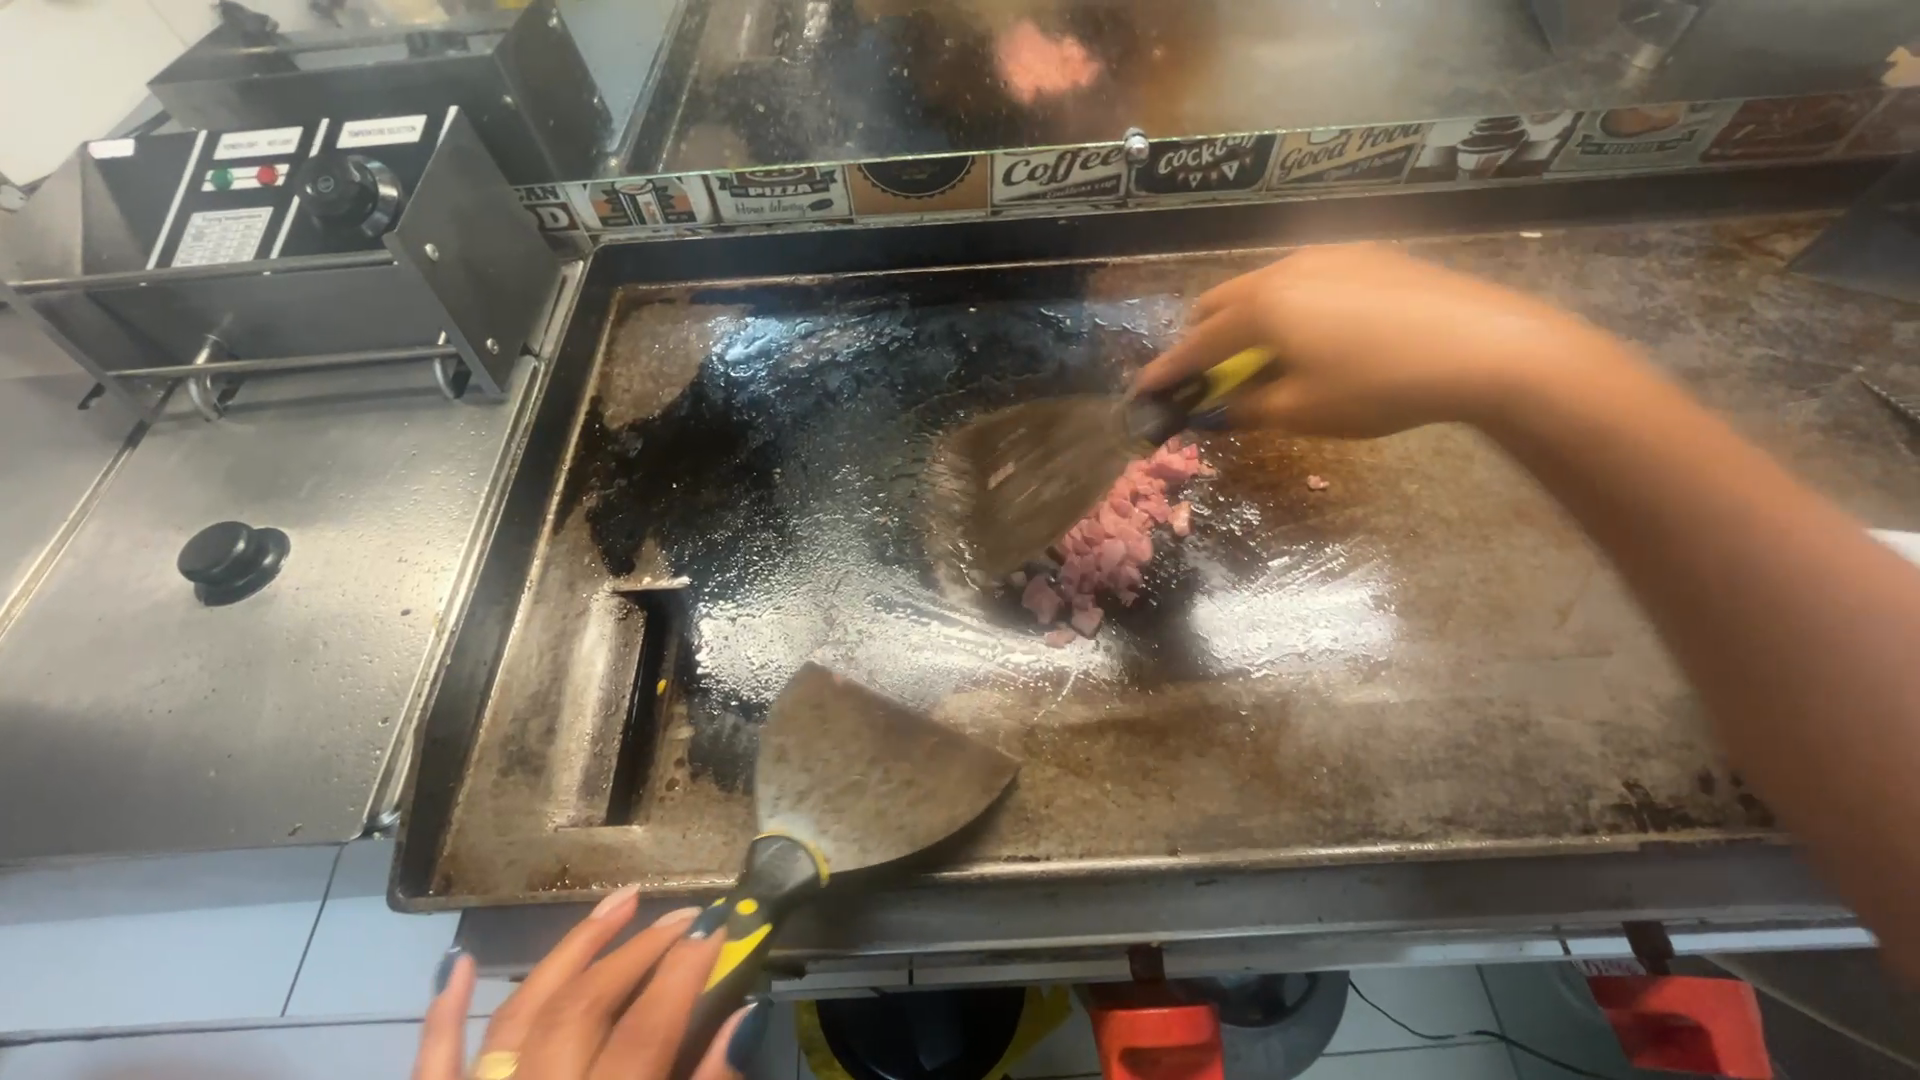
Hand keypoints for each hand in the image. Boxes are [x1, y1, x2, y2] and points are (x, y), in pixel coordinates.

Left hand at [414, 892, 763, 1079]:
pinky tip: (457, 961)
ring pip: (518, 1014)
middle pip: (583, 1009)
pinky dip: (443, 1012)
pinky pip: (432, 1063)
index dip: (685, 973)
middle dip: (640, 951)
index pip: (645, 1031)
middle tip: (686, 917)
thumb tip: (741, 1023)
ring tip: (620, 901)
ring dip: (571, 950)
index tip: (721, 930)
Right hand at [1133, 244, 1626, 437]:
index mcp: (1261, 308)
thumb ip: (1245, 411)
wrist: (1486, 347)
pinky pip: (1304, 280)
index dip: (1166, 373)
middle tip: (1204, 376)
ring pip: (1262, 286)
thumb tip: (1212, 414)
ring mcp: (1329, 257)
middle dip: (1200, 339)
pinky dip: (1286, 308)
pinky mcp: (1369, 257)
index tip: (1142, 393)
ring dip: (1243, 321)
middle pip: (1219, 302)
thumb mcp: (1302, 412)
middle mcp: (1285, 270)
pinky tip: (1315, 335)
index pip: (1195, 345)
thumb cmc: (1378, 386)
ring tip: (1260, 356)